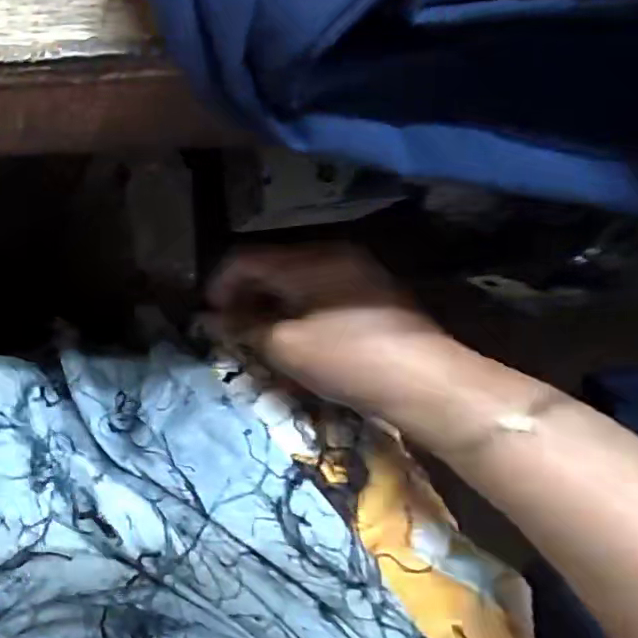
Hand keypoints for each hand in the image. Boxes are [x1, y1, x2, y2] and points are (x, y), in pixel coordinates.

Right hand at [206, 244, 450, 406]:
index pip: (244, 258)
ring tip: (259, 338)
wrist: (428, 382)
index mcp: (307, 259)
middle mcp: (331, 255)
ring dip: (269, 306)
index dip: (219, 285)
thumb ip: (243, 327)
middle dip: (244, 296)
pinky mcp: (372, 295)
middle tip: (230, 330)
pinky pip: (319, 293)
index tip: (208, 317)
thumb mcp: (285, 346)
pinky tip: (295, 339)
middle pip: (270, 266)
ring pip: (295, 281)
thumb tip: (212, 320)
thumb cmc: (348, 358)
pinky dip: (296, 311)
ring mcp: (356, 272)